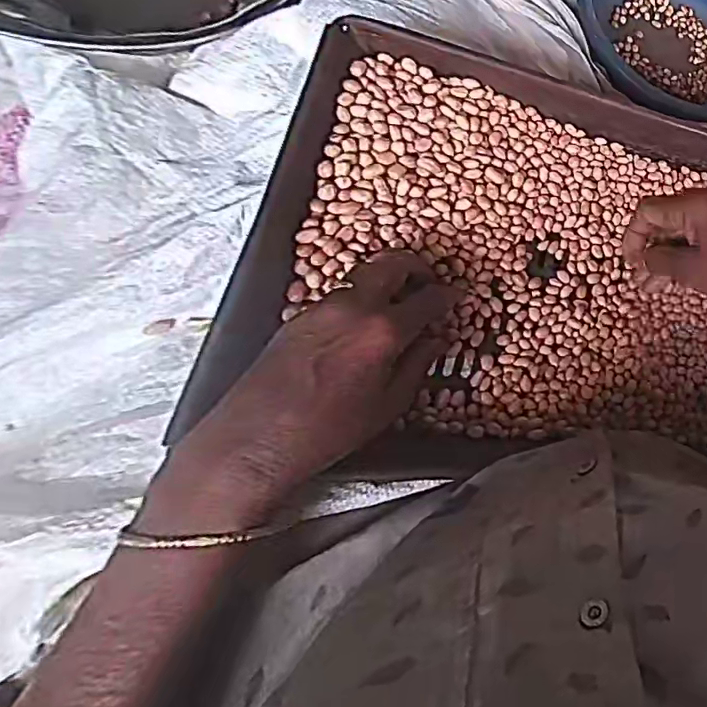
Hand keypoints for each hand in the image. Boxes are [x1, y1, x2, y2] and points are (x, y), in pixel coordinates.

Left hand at [155, 251, 453, 522]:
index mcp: (383, 330)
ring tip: (396, 309)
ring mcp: (320, 309)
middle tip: (427, 283)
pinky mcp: (296, 318)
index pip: (429, 297)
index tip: (455, 298)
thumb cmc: (327, 431)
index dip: (448, 296)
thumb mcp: (390, 403)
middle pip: (392, 263)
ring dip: (385, 283)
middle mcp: (352, 309)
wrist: (251, 442)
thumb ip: (418, 363)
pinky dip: (359, 301)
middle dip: (417, 267)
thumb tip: (434, 340)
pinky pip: (339, 297)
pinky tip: (362, 329)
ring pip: (362, 277)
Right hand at [621, 189, 706, 311]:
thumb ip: (659, 261)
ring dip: (662, 257)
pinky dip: (679, 256)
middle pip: (661, 220)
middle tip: (639, 276)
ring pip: (676, 232)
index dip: (633, 237)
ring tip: (651, 285)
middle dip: (648, 249)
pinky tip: (670, 278)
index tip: (630, 262)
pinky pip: (692, 239)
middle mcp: (704, 204)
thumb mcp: (691, 270)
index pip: (648, 211)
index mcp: (695, 205)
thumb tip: (643, 259)